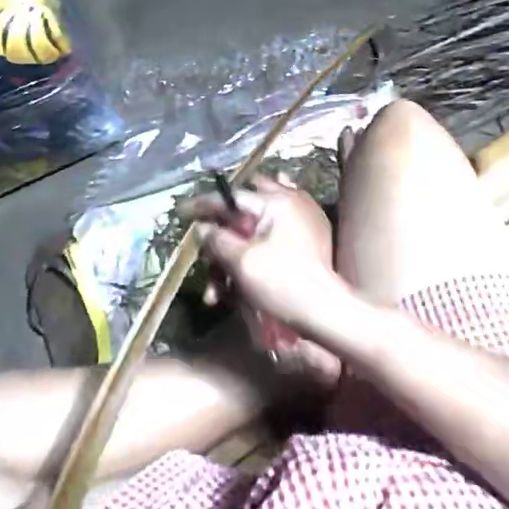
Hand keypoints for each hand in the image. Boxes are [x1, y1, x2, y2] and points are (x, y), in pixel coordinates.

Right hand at [187, 175, 351, 340]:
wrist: (325, 311)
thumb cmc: (281, 283)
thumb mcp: (242, 262)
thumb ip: (218, 240)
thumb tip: (202, 227)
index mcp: (278, 201)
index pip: (233, 197)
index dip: (205, 205)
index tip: (183, 211)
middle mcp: (292, 201)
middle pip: (246, 207)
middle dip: (224, 227)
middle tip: (206, 243)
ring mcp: (303, 219)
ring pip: (259, 224)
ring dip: (237, 247)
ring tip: (222, 283)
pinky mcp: (309, 237)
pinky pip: (276, 233)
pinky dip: (257, 247)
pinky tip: (241, 270)